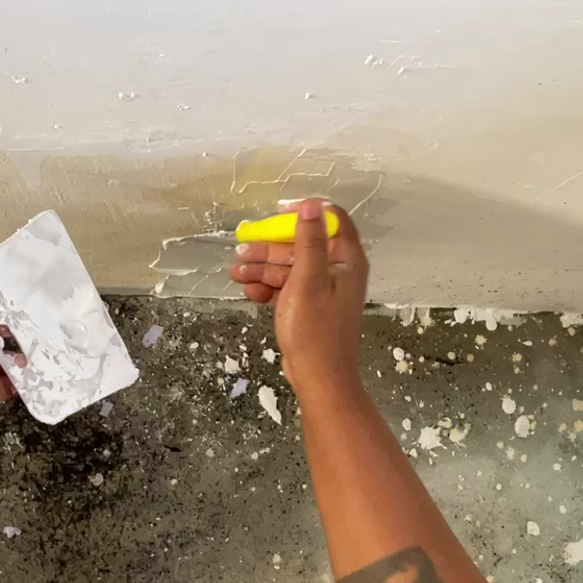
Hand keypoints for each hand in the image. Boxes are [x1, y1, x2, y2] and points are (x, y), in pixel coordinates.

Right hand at [229, 198, 368, 401]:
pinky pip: (287, 288)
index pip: (330, 220)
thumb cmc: (315, 330)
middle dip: (270, 248)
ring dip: (263, 269)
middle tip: (241, 251)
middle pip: (301, 245)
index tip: (275, 213)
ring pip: (290, 268)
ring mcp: (323, 290)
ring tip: (236, 274)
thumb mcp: (308, 281)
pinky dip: (268, 287)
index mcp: (346, 260)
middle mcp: (338, 271)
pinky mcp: (309, 307)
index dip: (303, 213)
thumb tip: (312, 204)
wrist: (319, 378)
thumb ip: (309, 241)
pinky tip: (249, 292)